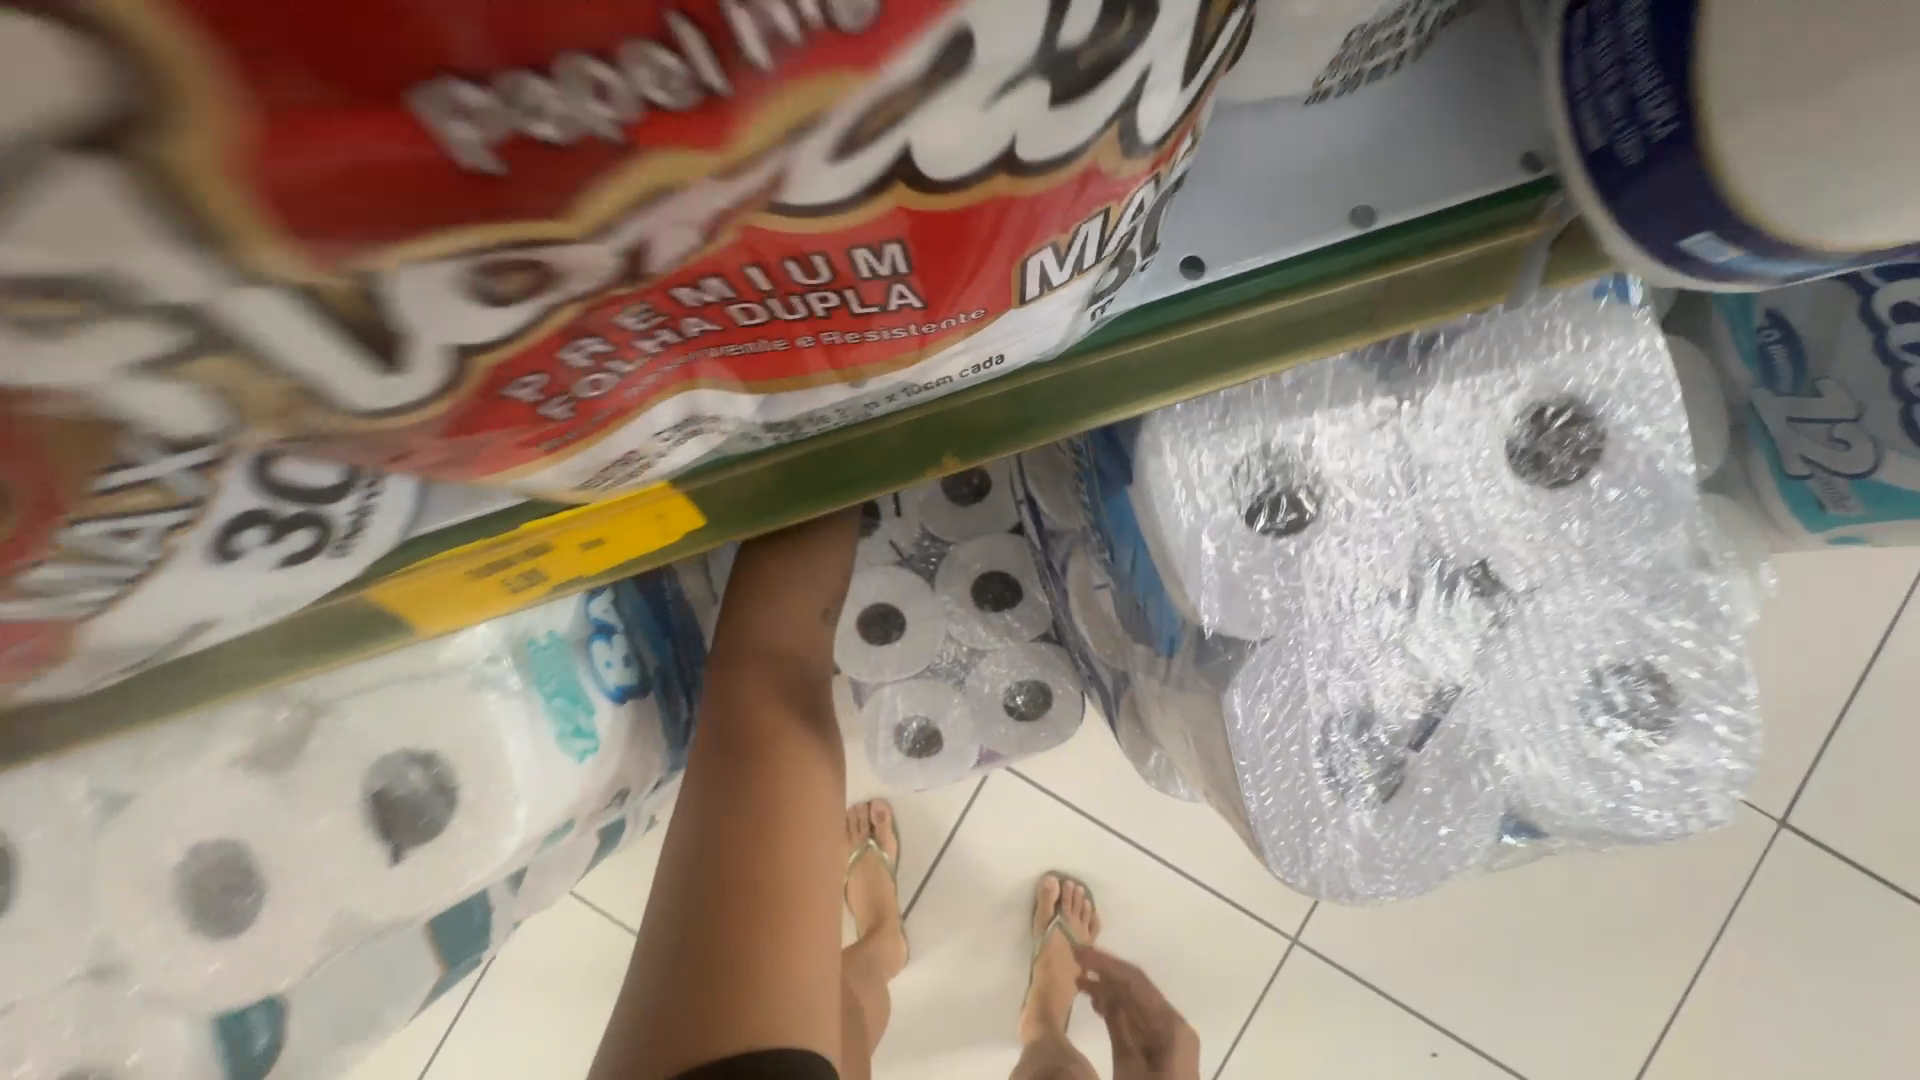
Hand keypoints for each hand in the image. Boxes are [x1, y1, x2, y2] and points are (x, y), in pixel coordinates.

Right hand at [1074, 945, 1200, 1079]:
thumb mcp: (1129, 1067)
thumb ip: (1117, 1025)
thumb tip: (1101, 991)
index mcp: (1171, 1026)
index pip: (1135, 982)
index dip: (1105, 963)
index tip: (1078, 951)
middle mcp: (1173, 1025)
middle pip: (1136, 989)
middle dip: (1105, 974)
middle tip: (1074, 962)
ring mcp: (1169, 1039)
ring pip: (1135, 1004)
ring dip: (1108, 991)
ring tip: (1079, 982)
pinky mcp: (1162, 1052)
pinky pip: (1137, 1022)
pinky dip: (1117, 1012)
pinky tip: (1096, 1005)